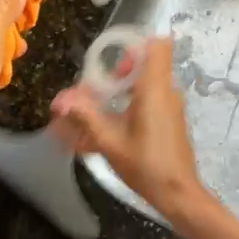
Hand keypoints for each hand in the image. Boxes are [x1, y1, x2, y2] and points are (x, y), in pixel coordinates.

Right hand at [50, 38, 210, 218]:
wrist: (178, 194)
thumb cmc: (146, 166)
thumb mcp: (110, 142)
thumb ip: (85, 116)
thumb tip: (61, 101)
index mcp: (155, 89)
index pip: (158, 45)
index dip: (135, 45)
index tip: (113, 63)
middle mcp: (167, 92)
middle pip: (146, 65)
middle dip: (118, 74)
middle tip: (98, 93)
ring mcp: (172, 108)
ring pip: (146, 86)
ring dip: (121, 94)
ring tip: (98, 114)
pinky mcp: (171, 122)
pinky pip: (150, 104)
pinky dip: (130, 109)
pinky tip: (110, 131)